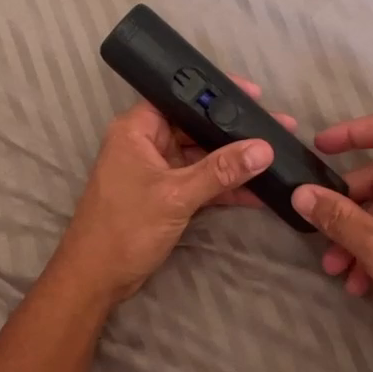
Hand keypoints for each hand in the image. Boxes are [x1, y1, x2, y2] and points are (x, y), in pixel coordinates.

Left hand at [52, 80, 290, 304]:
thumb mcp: (176, 195)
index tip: (254, 95)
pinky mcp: (164, 195)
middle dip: (233, 130)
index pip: (179, 97)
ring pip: (200, 156)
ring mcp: (155, 170)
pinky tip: (259, 190)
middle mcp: (145, 143)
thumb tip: (263, 149)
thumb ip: (220, 171)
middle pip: (194, 126)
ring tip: (277, 154)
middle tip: (277, 126)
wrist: (95, 278)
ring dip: (233, 160)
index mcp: (136, 130)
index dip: (216, 93)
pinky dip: (223, 185)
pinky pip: (199, 181)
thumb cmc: (125, 228)